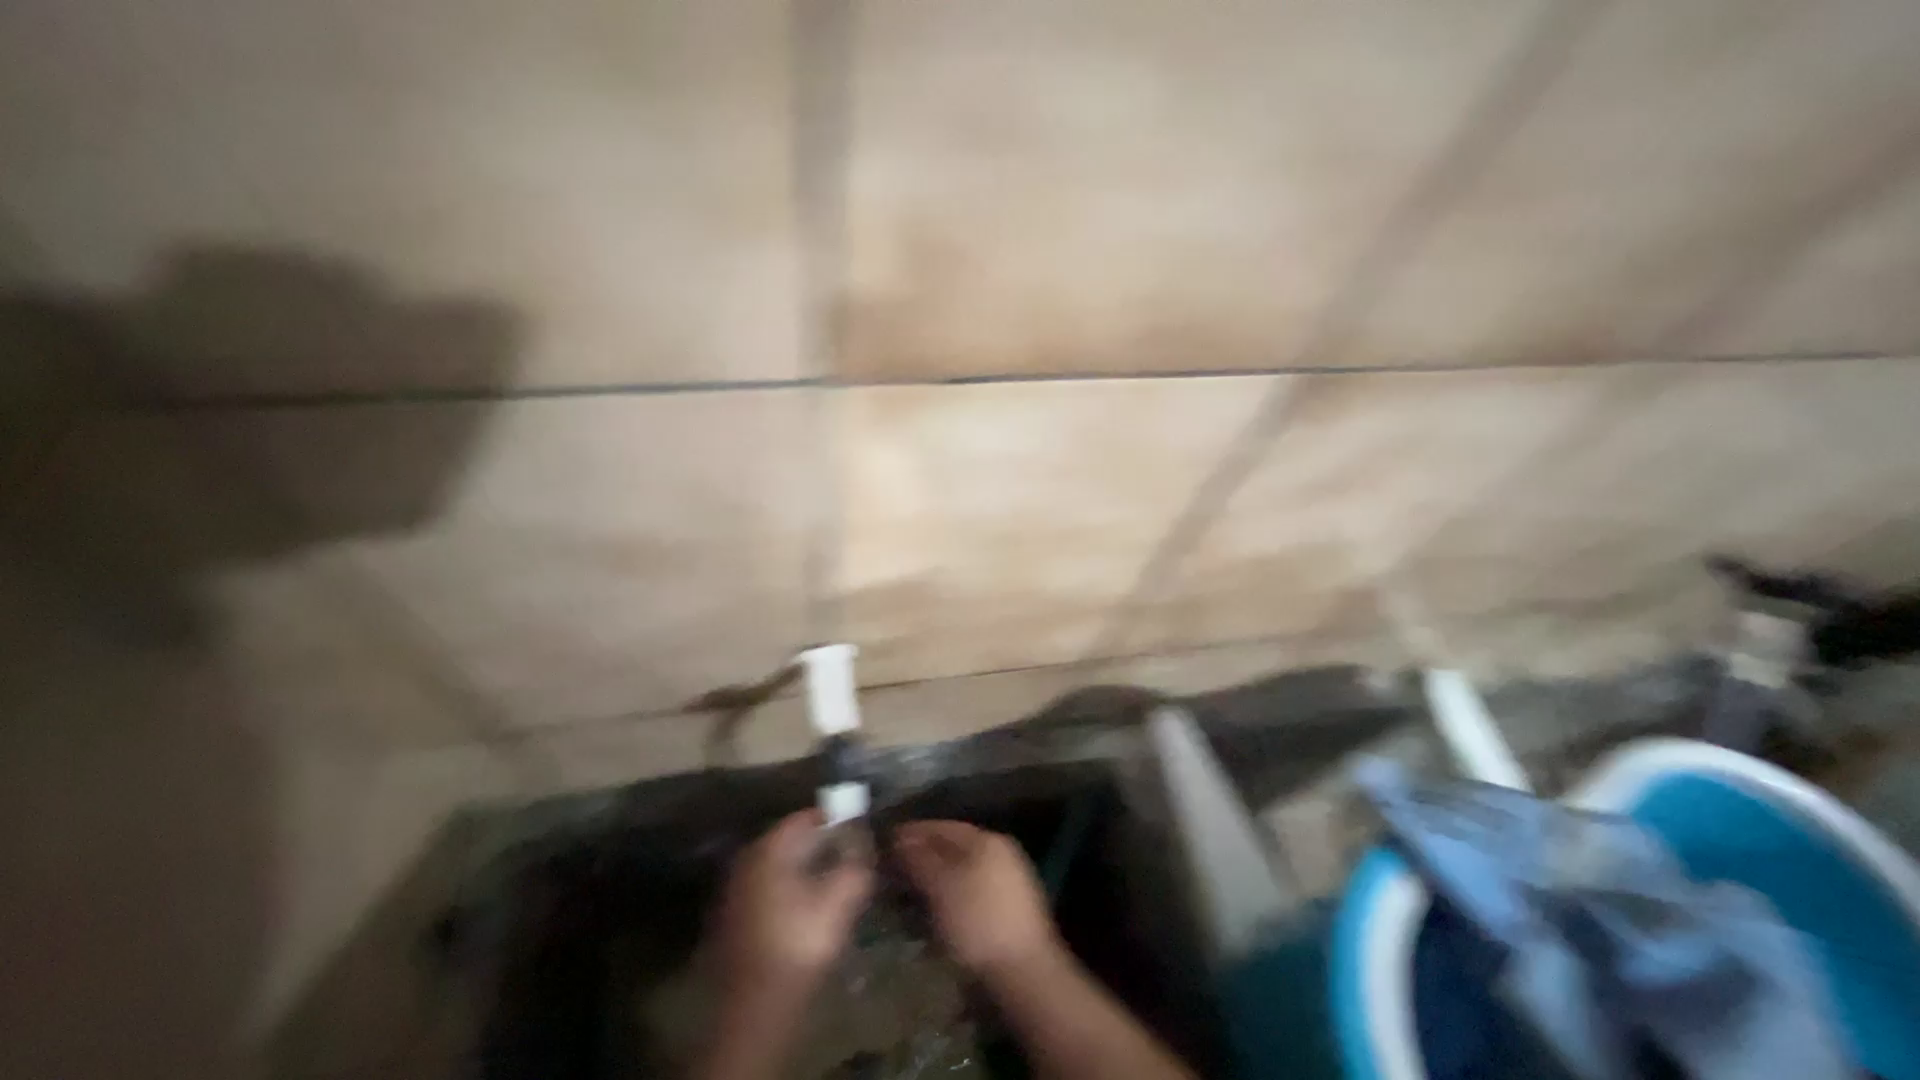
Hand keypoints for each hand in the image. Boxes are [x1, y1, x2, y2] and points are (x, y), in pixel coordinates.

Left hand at [713, 809, 873, 993]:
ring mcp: (733, 888)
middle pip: (788, 839)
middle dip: (818, 844)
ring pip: (775, 865)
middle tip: (847, 857)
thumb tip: (863, 843)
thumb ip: (855, 866)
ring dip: (801, 868)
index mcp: (769, 849)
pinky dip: (785, 889)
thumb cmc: (799, 945)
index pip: (806, 818)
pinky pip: (764, 888)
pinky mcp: (730, 915)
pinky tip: (803, 909)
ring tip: (829, 883)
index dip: (835, 821)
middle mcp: (745, 859)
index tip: (857, 832)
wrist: (754, 1004)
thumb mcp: (839, 902)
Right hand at [893, 820, 1062, 976]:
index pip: (941, 826)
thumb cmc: (978, 922)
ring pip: (959, 874)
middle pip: (951, 849)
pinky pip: (967, 896)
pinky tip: (929, 918)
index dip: (910, 834)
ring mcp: (1006, 884)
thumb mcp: (941, 886)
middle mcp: (1000, 855)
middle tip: (888, 873)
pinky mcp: (1005, 912)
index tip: (882, 845)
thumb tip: (900, 838)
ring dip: (931, 882)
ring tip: (903, 897)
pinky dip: (946, 901)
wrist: (1023, 974)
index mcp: (986, 840)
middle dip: (919, 859)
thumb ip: (919, 859)